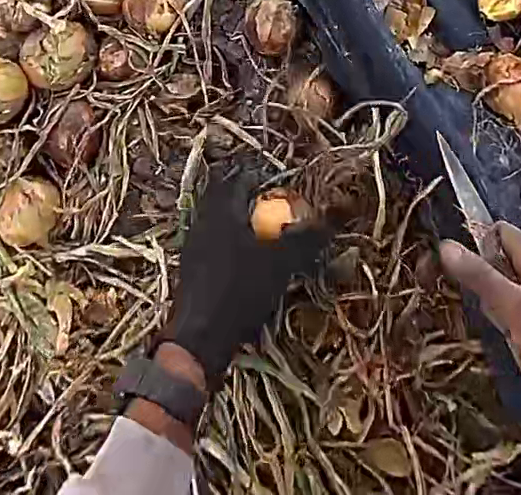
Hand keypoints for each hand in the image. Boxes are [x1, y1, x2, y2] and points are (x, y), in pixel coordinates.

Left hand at [164, 159, 329, 385]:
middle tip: (275, 212)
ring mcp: (193, 246)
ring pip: (221, 223)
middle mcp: (203, 222)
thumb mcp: (280, 263)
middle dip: (253, 203)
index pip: (242, 180)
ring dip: (243, 225)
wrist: (199, 339)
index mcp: (221, 211)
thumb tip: (330, 222)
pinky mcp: (190, 270)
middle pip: (229, 200)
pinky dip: (232, 247)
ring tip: (264, 240)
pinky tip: (247, 268)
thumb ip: (305, 239)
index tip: (283, 190)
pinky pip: (214, 245)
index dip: (264, 180)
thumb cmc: (239, 290)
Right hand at [444, 222, 520, 494]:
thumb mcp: (518, 312)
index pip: (498, 233)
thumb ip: (480, 277)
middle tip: (512, 327)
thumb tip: (445, 242)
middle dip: (499, 308)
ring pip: (514, 312)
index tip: (470, 279)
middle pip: (502, 276)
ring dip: (516, 338)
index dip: (479, 249)